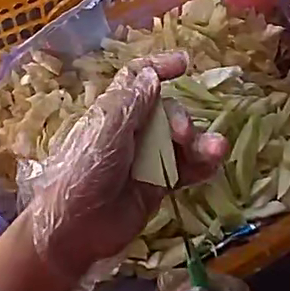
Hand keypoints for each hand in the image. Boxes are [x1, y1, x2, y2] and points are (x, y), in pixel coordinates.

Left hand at [22, 53, 228, 278]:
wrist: (74, 227)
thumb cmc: (84, 170)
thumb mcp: (107, 129)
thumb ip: (132, 102)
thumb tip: (152, 75)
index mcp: (114, 110)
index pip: (138, 79)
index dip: (159, 67)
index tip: (184, 63)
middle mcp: (131, 130)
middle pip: (167, 112)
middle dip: (180, 118)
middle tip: (182, 136)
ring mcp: (145, 159)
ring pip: (181, 142)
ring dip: (200, 142)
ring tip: (214, 151)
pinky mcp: (156, 186)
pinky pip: (185, 170)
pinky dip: (201, 166)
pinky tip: (214, 164)